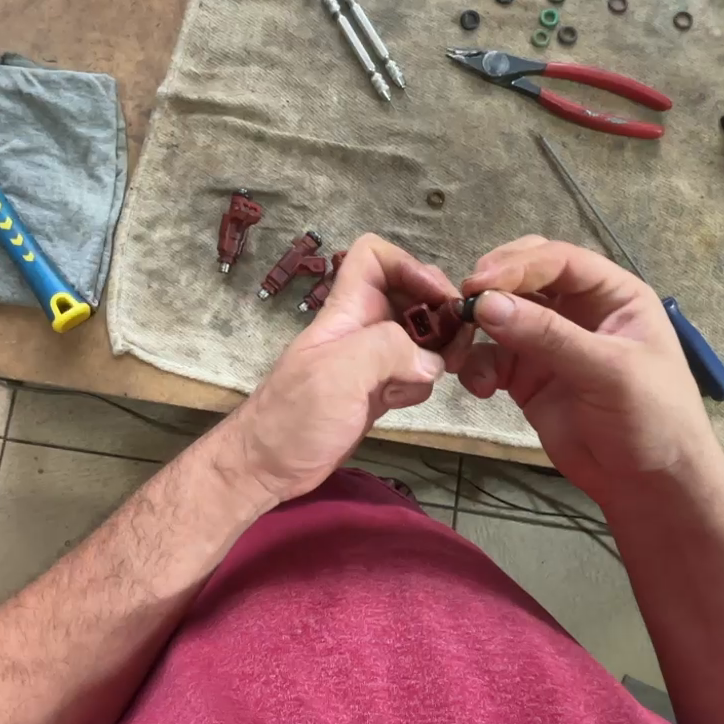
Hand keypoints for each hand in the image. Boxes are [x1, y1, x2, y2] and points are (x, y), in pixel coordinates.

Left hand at [221, 234, 457, 503]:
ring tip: (440, 372)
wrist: (268, 467)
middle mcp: (361, 327)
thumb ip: (386, 350)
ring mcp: (370, 360)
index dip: (408, 264)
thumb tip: (432, 360)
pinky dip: (421, 382)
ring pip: (419, 334)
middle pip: (410, 292)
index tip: (434, 298)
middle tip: (455, 340)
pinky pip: (415, 372)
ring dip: (437, 350)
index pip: (374, 255)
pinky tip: (403, 400)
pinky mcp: (377, 390)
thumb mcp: (338, 373)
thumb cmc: (293, 416)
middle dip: (438, 310)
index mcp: (347, 310)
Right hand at [449, 236, 721, 497]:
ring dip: (477, 329)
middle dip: (493, 287)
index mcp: (611, 295)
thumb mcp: (608, 371)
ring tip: (460, 349)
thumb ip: (547, 335)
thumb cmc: (651, 419)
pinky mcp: (526, 377)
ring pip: (500, 317)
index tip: (478, 283)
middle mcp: (577, 310)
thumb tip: (484, 304)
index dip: (517, 265)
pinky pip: (491, 359)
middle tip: (464, 301)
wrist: (648, 486)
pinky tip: (480, 389)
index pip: (558, 261)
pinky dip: (478, 368)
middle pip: (524, 277)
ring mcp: (548, 343)